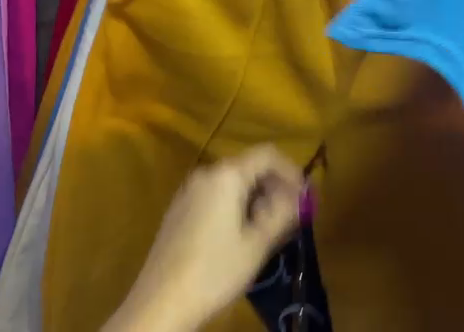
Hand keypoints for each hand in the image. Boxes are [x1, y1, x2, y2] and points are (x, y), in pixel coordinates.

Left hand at [105, 146, 305, 331]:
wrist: (158, 308)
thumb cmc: (213, 273)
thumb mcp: (257, 244)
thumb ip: (283, 214)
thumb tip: (300, 197)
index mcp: (227, 175)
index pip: (268, 155)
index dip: (292, 172)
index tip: (305, 197)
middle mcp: (206, 175)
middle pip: (249, 167)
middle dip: (274, 188)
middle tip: (289, 217)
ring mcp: (188, 193)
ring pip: (232, 184)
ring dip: (255, 199)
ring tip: (267, 230)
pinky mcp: (178, 212)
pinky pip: (215, 197)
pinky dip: (234, 207)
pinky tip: (239, 237)